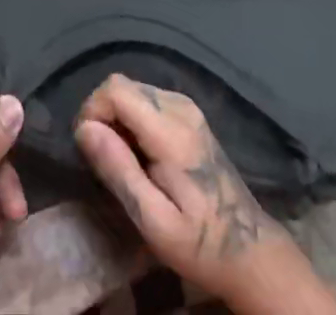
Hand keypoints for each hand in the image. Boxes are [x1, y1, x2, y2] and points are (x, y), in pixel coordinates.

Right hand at [76, 75, 323, 313]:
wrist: (250, 251)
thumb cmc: (201, 243)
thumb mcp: (154, 220)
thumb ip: (119, 170)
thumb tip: (85, 128)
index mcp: (172, 133)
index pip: (115, 89)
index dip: (92, 111)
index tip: (90, 149)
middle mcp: (181, 108)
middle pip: (121, 84)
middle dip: (101, 114)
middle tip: (104, 157)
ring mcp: (188, 108)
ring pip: (131, 89)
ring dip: (115, 117)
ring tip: (121, 158)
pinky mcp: (189, 114)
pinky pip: (145, 98)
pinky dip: (131, 117)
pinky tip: (139, 152)